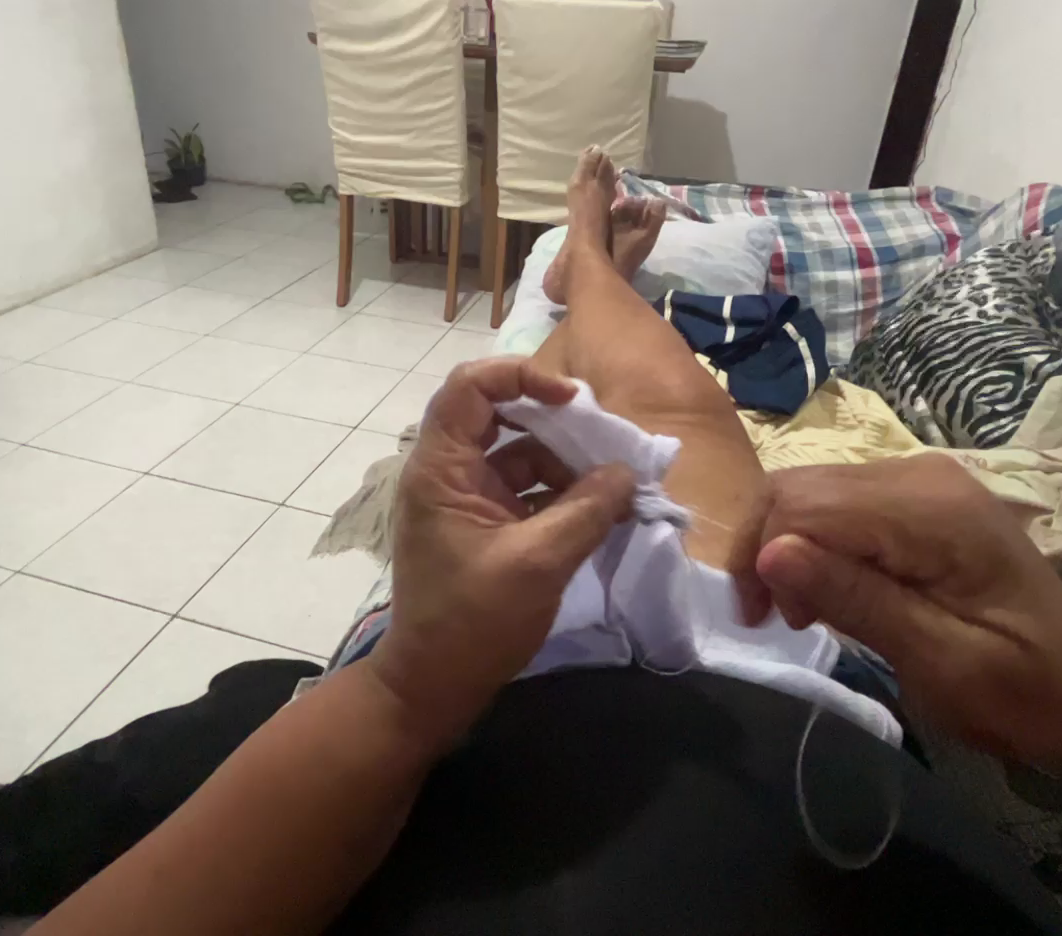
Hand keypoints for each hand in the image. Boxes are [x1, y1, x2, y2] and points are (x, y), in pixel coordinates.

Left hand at [371, 359, 634, 745]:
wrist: (435, 686)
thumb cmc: (473, 623)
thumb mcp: (538, 563)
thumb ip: (586, 511)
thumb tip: (626, 473)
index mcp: (441, 468)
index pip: (470, 387)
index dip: (521, 376)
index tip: (571, 400)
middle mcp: (449, 472)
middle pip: (501, 416)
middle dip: (556, 426)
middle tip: (604, 442)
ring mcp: (467, 498)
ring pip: (520, 455)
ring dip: (566, 465)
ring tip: (613, 487)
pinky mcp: (486, 524)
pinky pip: (527, 490)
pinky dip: (562, 495)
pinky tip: (599, 510)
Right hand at [752, 455, 1061, 765]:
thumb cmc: (1026, 687)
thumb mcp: (945, 663)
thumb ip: (858, 602)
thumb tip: (771, 555)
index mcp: (934, 511)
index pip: (806, 505)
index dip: (765, 557)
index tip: (771, 622)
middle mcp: (916, 472)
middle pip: (796, 488)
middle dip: (766, 549)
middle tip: (781, 617)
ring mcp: (912, 474)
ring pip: (803, 490)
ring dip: (782, 547)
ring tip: (802, 607)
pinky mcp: (905, 488)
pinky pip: (826, 499)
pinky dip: (806, 541)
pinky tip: (823, 583)